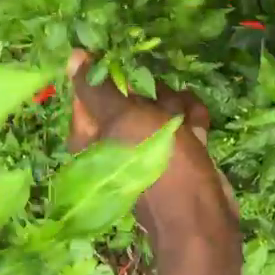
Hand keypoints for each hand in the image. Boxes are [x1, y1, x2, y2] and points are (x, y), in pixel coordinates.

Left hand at [66, 51, 240, 274]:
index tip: (133, 66)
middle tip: (163, 104)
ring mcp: (145, 145)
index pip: (93, 85)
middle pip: (131, 90)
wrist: (202, 219)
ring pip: (161, 102)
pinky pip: (180, 120)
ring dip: (179, 105)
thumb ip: (98, 88)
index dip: (114, 70)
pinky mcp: (173, 151)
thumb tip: (72, 55)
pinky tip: (200, 131)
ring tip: (186, 124)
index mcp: (90, 132)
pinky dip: (192, 121)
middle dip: (155, 90)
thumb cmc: (158, 167)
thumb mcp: (125, 119)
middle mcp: (114, 137)